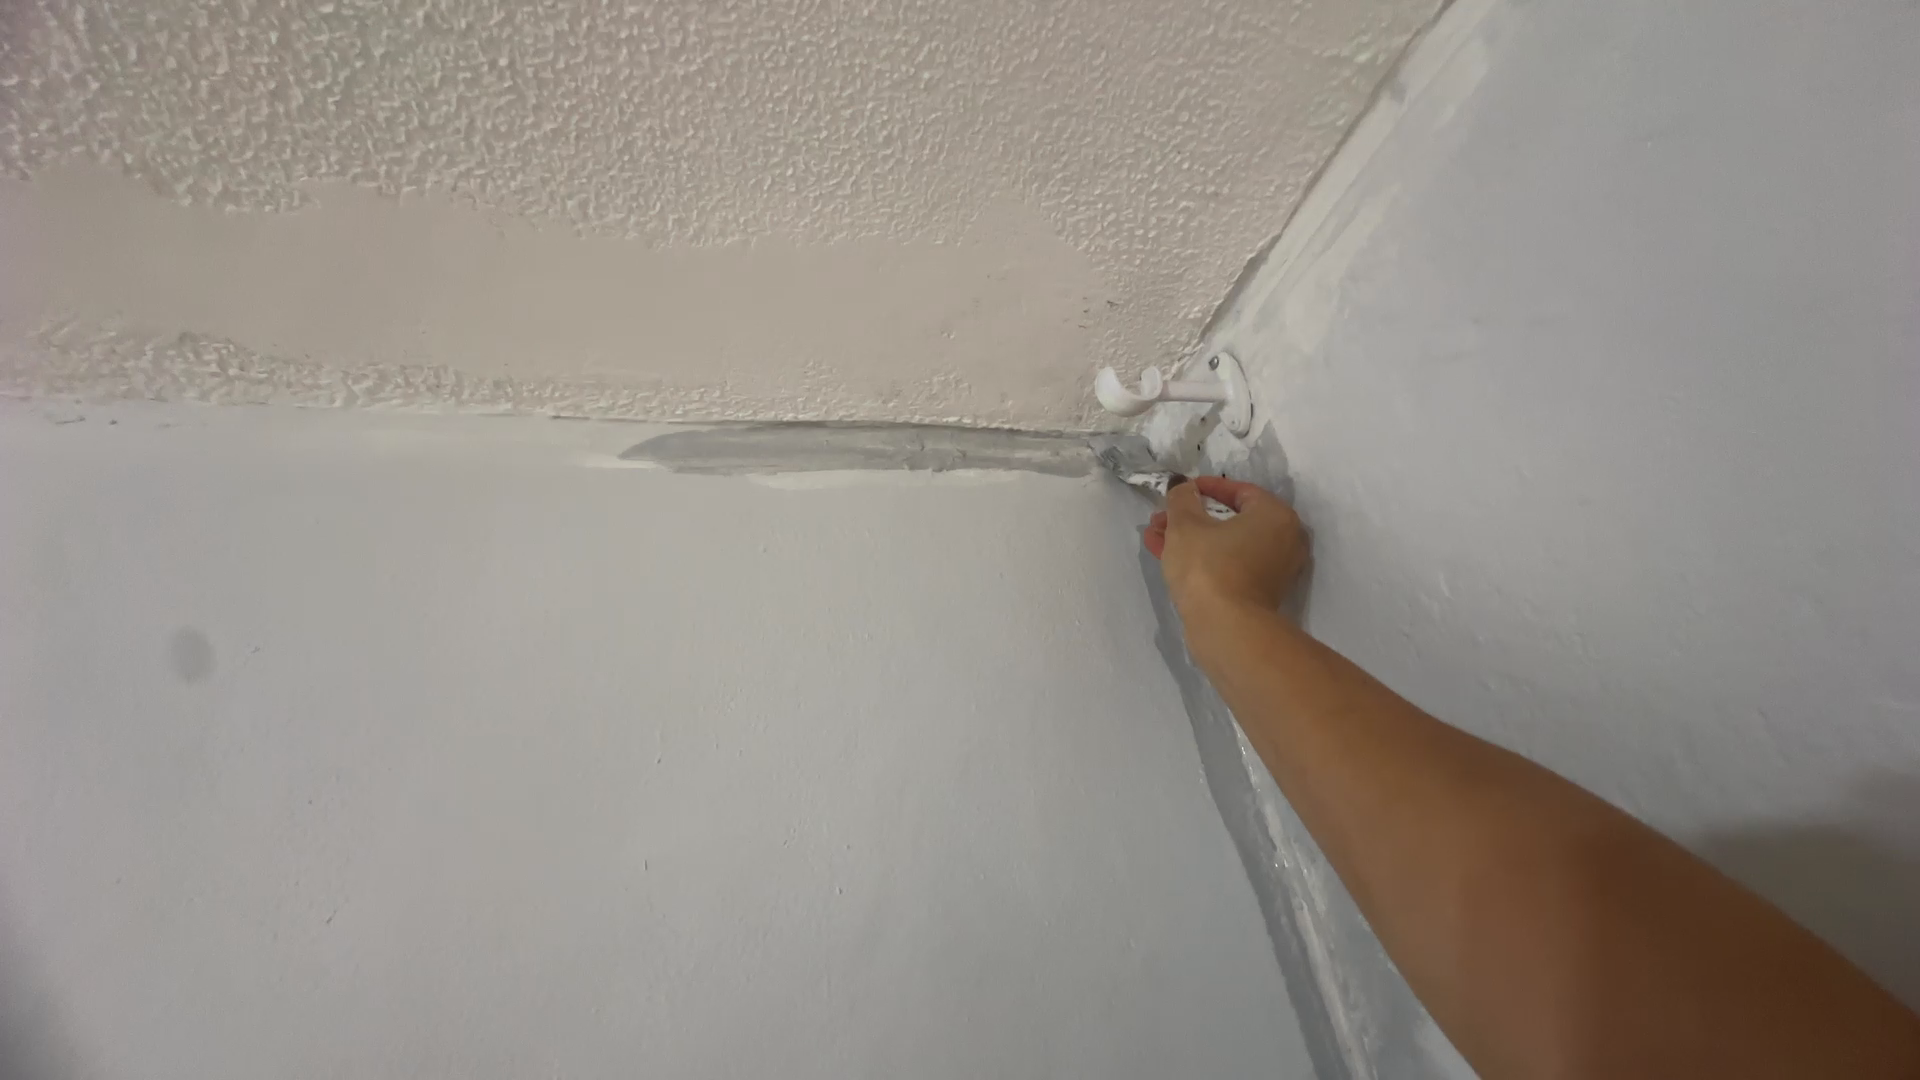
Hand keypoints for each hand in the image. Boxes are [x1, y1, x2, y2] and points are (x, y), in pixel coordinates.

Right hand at [1143, 476, 1307, 620]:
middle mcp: (1283, 540)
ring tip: (1155, 535)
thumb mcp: (1185, 525)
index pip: (1240, 490)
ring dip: (1189, 538)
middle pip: (1230, 519)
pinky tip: (1165, 555)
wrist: (1225, 628)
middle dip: (1190, 516)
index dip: (1204, 487)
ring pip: (1224, 544)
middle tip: (1162, 516)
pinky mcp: (1257, 594)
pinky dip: (1201, 558)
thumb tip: (1183, 486)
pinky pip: (1227, 565)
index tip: (1179, 490)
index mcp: (1275, 516)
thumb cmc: (1208, 566)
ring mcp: (1272, 571)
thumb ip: (1182, 498)